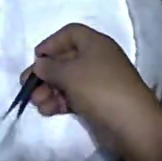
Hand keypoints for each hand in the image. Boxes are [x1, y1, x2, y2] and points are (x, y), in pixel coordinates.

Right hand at [22, 23, 159, 127]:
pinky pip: (73, 96)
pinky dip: (59, 101)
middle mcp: (98, 60)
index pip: (70, 33)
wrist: (134, 127)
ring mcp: (99, 82)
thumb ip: (48, 67)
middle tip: (27, 86)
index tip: (37, 58)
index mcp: (95, 44)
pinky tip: (47, 110)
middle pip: (64, 59)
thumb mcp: (68, 73)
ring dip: (48, 90)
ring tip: (37, 103)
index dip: (51, 43)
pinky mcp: (98, 102)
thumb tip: (40, 65)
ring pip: (67, 80)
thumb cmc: (100, 89)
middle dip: (44, 73)